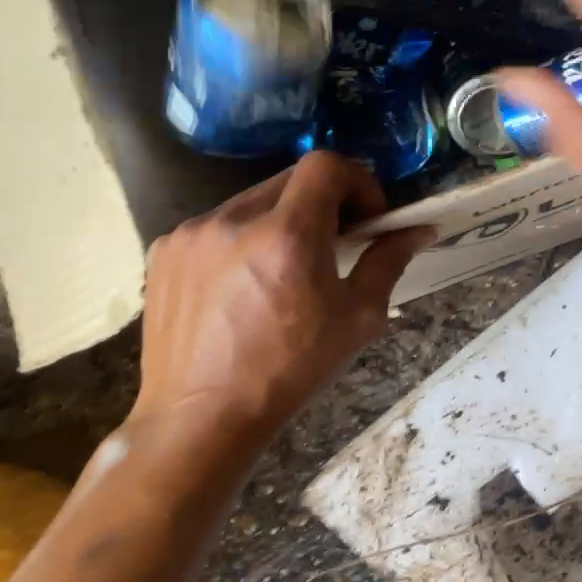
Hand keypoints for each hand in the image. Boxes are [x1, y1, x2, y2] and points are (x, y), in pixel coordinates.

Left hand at [135, 152, 433, 436]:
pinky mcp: (163, 252)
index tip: (367, 219)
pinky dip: (245, 238)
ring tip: (290, 267)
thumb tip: (418, 229)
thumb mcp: (359, 317)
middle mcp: (233, 221)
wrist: (201, 416)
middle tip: (339, 242)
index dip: (358, 181)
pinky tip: (248, 283)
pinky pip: (218, 224)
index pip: (327, 165)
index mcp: (287, 235)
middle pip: (293, 179)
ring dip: (285, 219)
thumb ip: (388, 261)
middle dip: (326, 201)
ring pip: (254, 201)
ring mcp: (191, 234)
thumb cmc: (292, 368)